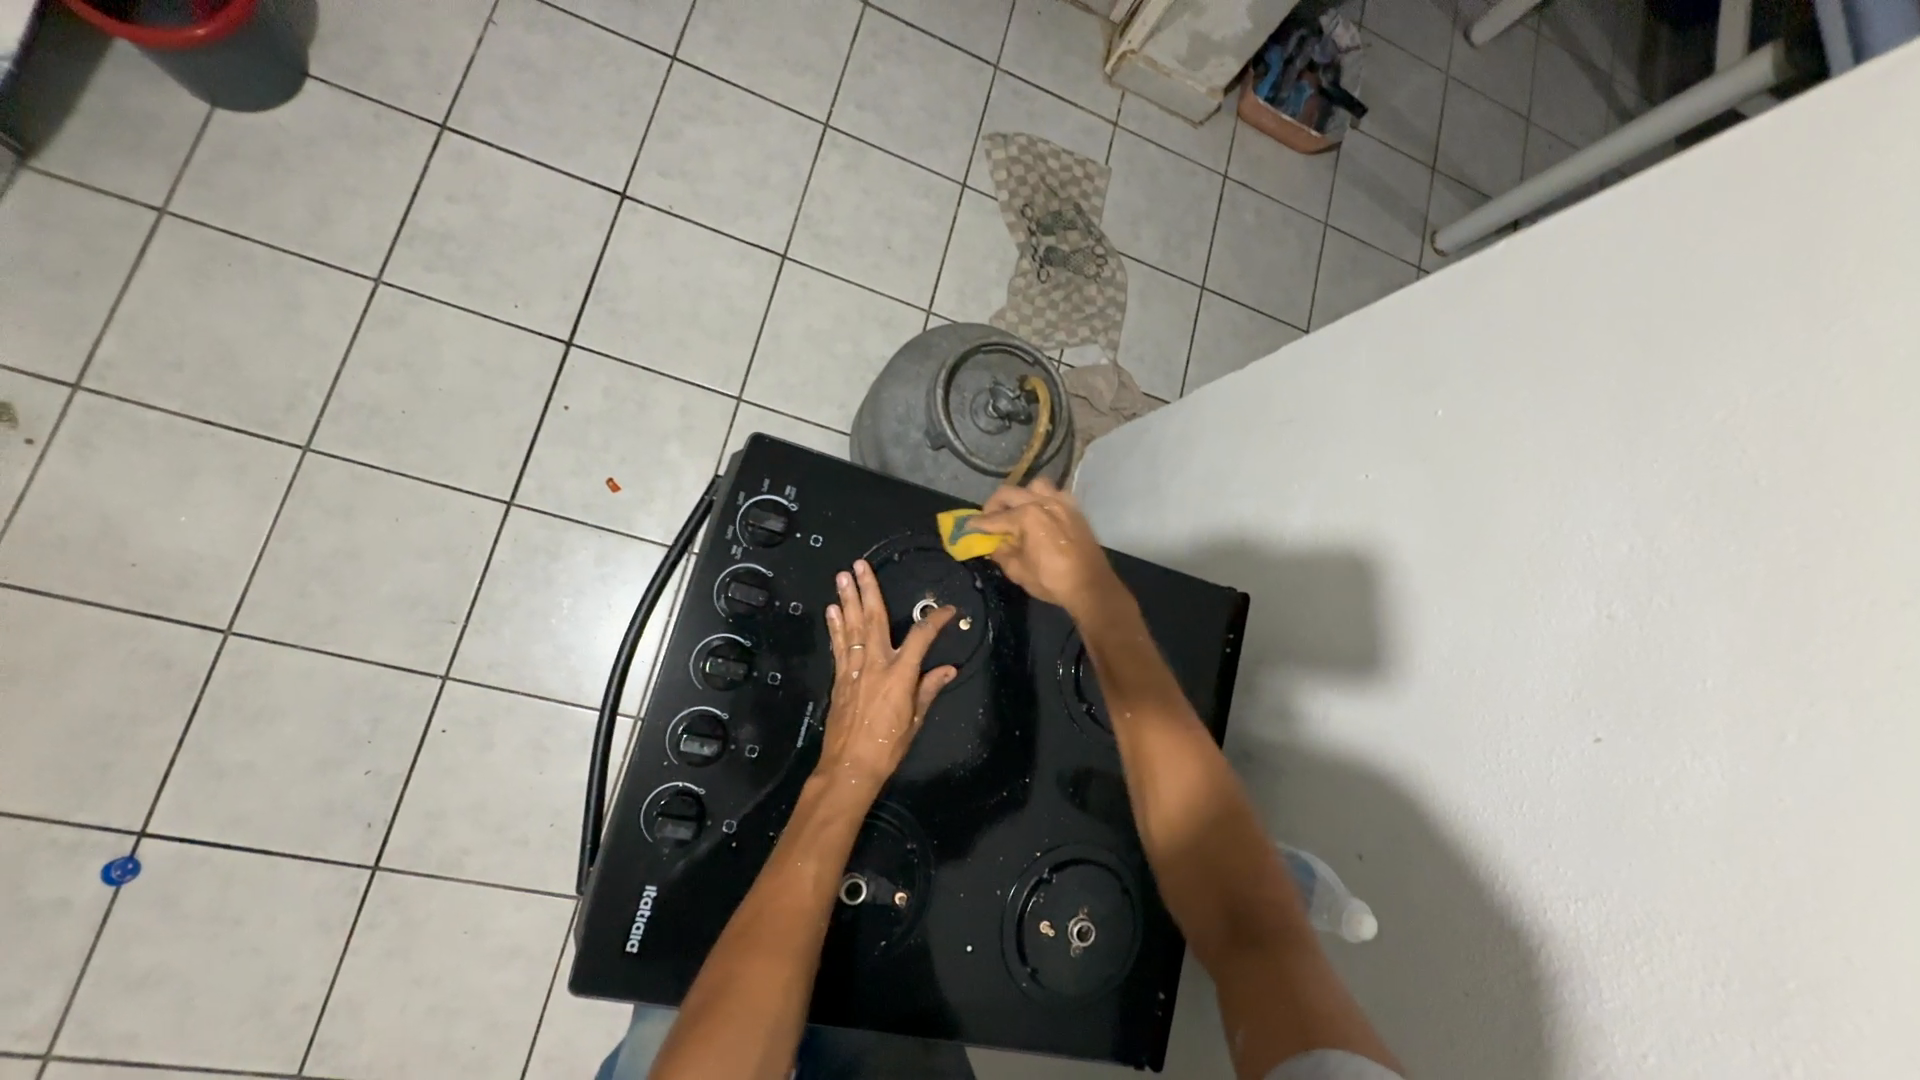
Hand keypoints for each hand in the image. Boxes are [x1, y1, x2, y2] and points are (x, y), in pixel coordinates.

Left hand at [819, 559, 957, 786]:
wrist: (850, 765)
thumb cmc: (888, 745)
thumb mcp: (916, 719)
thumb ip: (929, 689)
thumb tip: (948, 669)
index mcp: (900, 673)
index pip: (922, 636)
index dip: (936, 619)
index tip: (947, 609)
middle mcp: (875, 663)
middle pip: (873, 618)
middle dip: (868, 590)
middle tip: (860, 566)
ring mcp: (854, 669)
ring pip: (851, 626)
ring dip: (847, 600)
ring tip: (842, 576)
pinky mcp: (839, 678)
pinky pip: (838, 646)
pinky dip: (835, 627)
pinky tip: (832, 610)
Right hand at [970, 478, 1121, 616]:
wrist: (1090, 585)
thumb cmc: (1052, 580)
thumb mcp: (1018, 571)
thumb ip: (1002, 554)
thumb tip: (996, 546)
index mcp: (1027, 516)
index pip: (995, 518)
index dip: (978, 523)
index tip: (967, 526)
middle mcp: (1043, 502)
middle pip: (1009, 493)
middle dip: (994, 505)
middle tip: (988, 519)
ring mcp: (1061, 503)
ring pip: (1034, 486)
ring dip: (1021, 496)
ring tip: (1017, 511)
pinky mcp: (1075, 510)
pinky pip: (1055, 494)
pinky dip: (1043, 500)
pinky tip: (1041, 514)